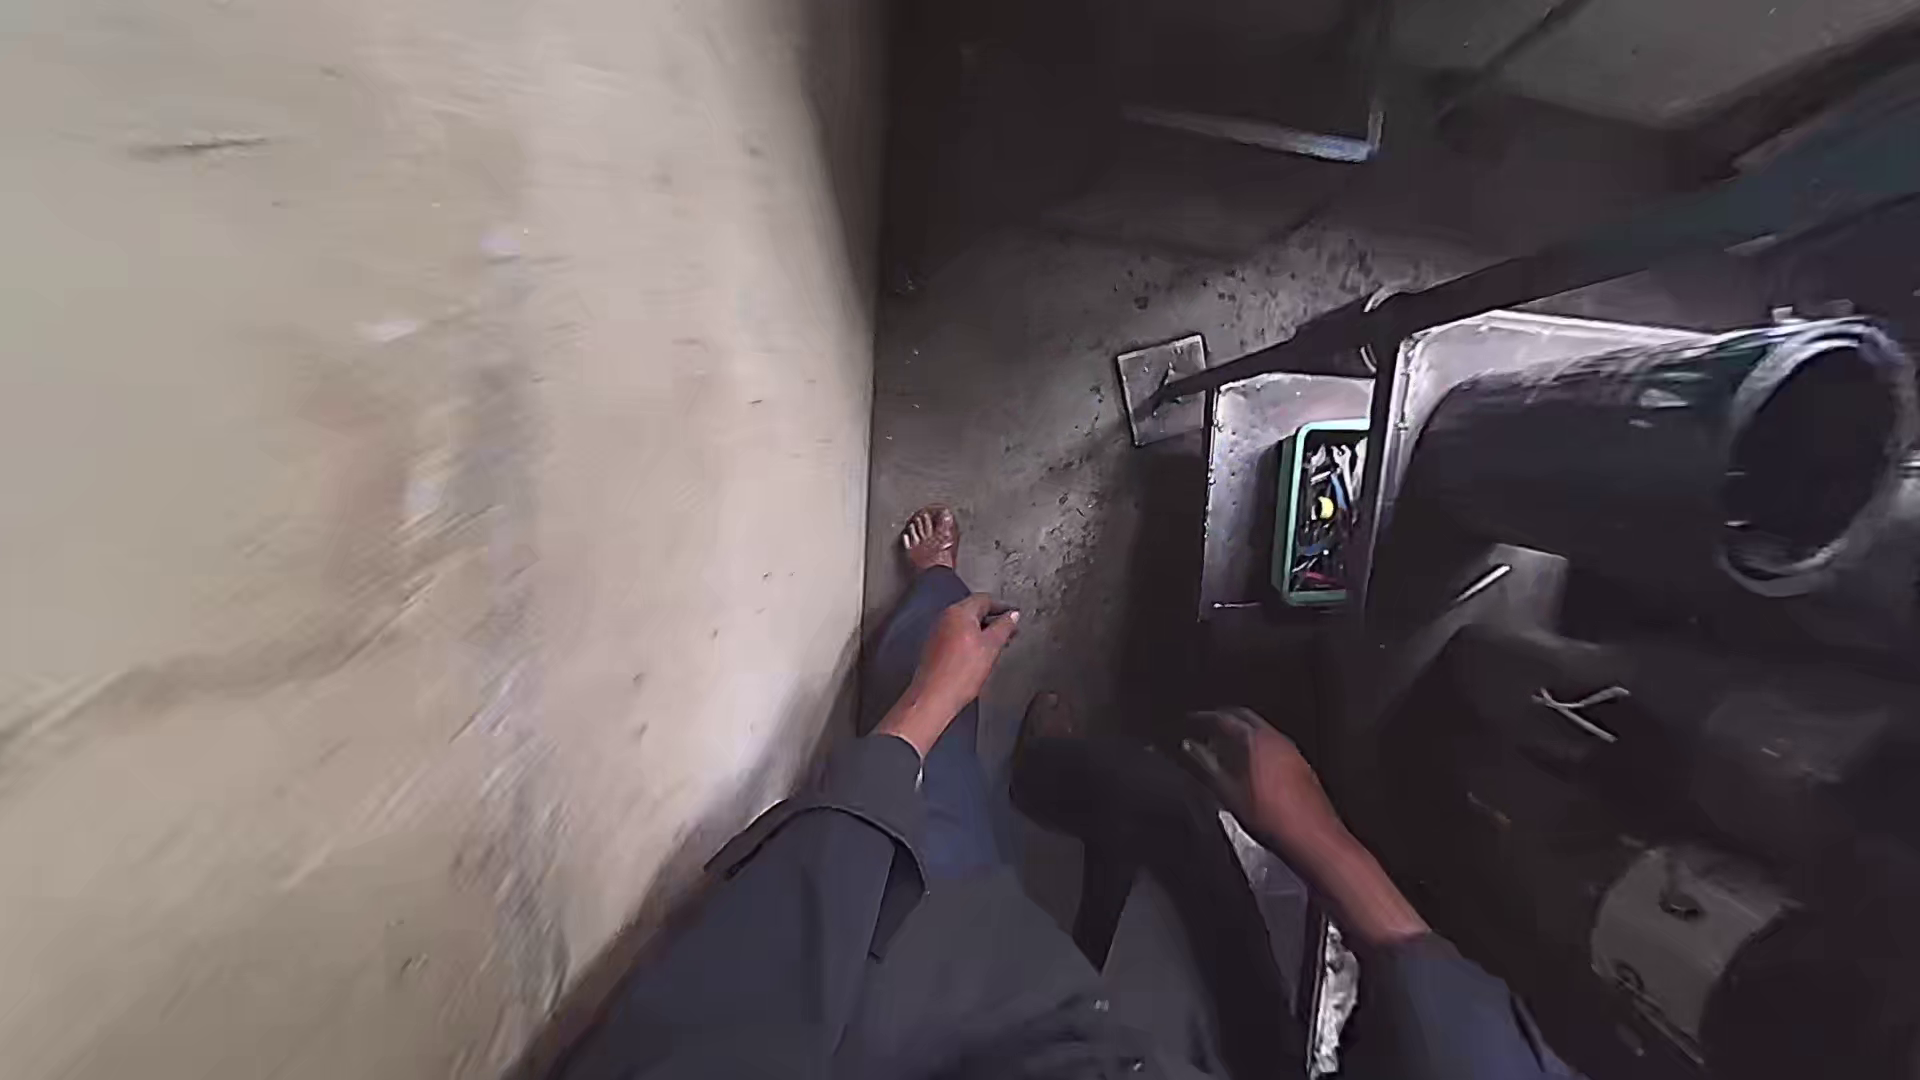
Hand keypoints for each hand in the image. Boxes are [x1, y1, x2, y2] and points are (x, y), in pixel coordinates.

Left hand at [876, 594, 1019, 756]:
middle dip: (993, 619)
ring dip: (983, 630)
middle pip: (974, 610)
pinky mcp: (935, 647)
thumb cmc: (960, 673)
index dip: (1002, 606)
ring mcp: (938, 632)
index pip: (984, 599)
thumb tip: (1012, 616)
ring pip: (965, 624)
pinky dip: (971, 639)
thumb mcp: (991, 647)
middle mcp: (945, 618)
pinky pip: (956, 635)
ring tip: (998, 644)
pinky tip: (980, 654)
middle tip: (1010, 630)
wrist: (934, 697)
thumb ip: (1004, 627)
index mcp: (958, 612)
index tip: (1014, 614)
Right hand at [1184, 707, 1428, 945]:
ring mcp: (1293, 753)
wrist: (1318, 845)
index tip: (1191, 722)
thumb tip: (1191, 747)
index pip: (1224, 717)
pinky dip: (1255, 746)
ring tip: (1222, 746)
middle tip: (1205, 727)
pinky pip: (1273, 746)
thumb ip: (1206, 764)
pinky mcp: (1303, 768)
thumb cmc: (1274, 820)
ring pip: (1260, 731)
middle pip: (1244, 718)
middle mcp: (1278, 740)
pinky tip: (1247, 766)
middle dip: (1223, 719)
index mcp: (1258, 740)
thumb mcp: (1228, 792)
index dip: (1203, 718)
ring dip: (1240, 733)